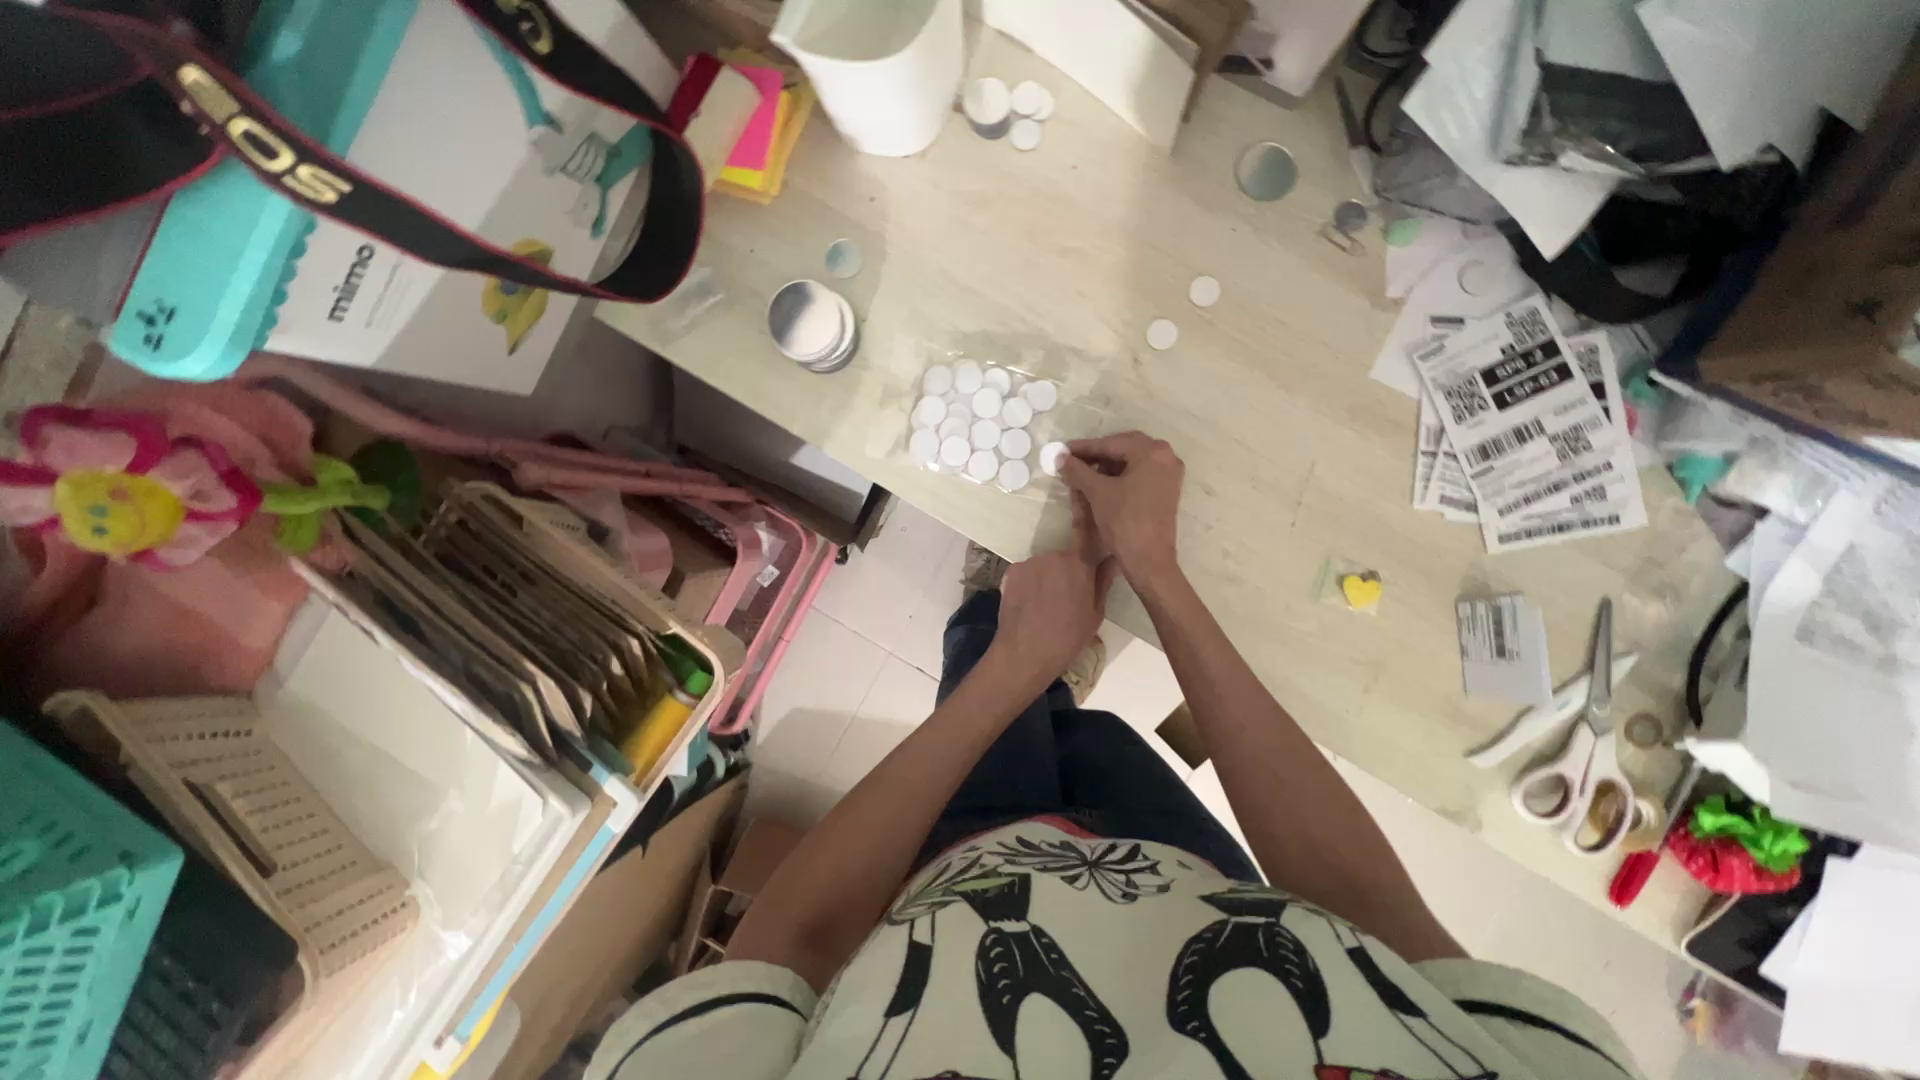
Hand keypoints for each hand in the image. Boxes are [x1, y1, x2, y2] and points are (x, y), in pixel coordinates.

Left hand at [989, 498, 1116, 684]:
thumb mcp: (1095, 614)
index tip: (1082, 484)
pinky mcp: (1012, 571)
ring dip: (1046, 581)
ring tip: (1045, 609)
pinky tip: (1030, 608)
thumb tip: (1114, 559)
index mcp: (1080, 566)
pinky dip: (1030, 587)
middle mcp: (1054, 556)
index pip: (1085, 529)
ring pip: (1044, 567)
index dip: (1085, 507)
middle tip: (1064, 603)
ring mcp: (1031, 563)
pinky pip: (1027, 575)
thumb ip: (1103, 582)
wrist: (1024, 653)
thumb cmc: (1066, 638)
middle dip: (1066, 573)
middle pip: (1064, 558)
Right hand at [1058, 432, 1184, 589]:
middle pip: (1125, 447)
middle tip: (1074, 460)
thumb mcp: (1097, 493)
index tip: (1063, 449)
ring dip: (1109, 465)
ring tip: (1085, 473)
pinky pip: (1141, 473)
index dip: (1084, 447)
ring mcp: (1169, 474)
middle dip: (1098, 454)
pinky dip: (1121, 475)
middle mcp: (1166, 457)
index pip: (1112, 443)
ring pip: (1133, 460)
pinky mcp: (1167, 490)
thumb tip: (1060, 457)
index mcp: (1152, 452)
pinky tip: (1103, 483)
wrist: (1149, 560)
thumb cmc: (1124, 521)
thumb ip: (1078, 470)